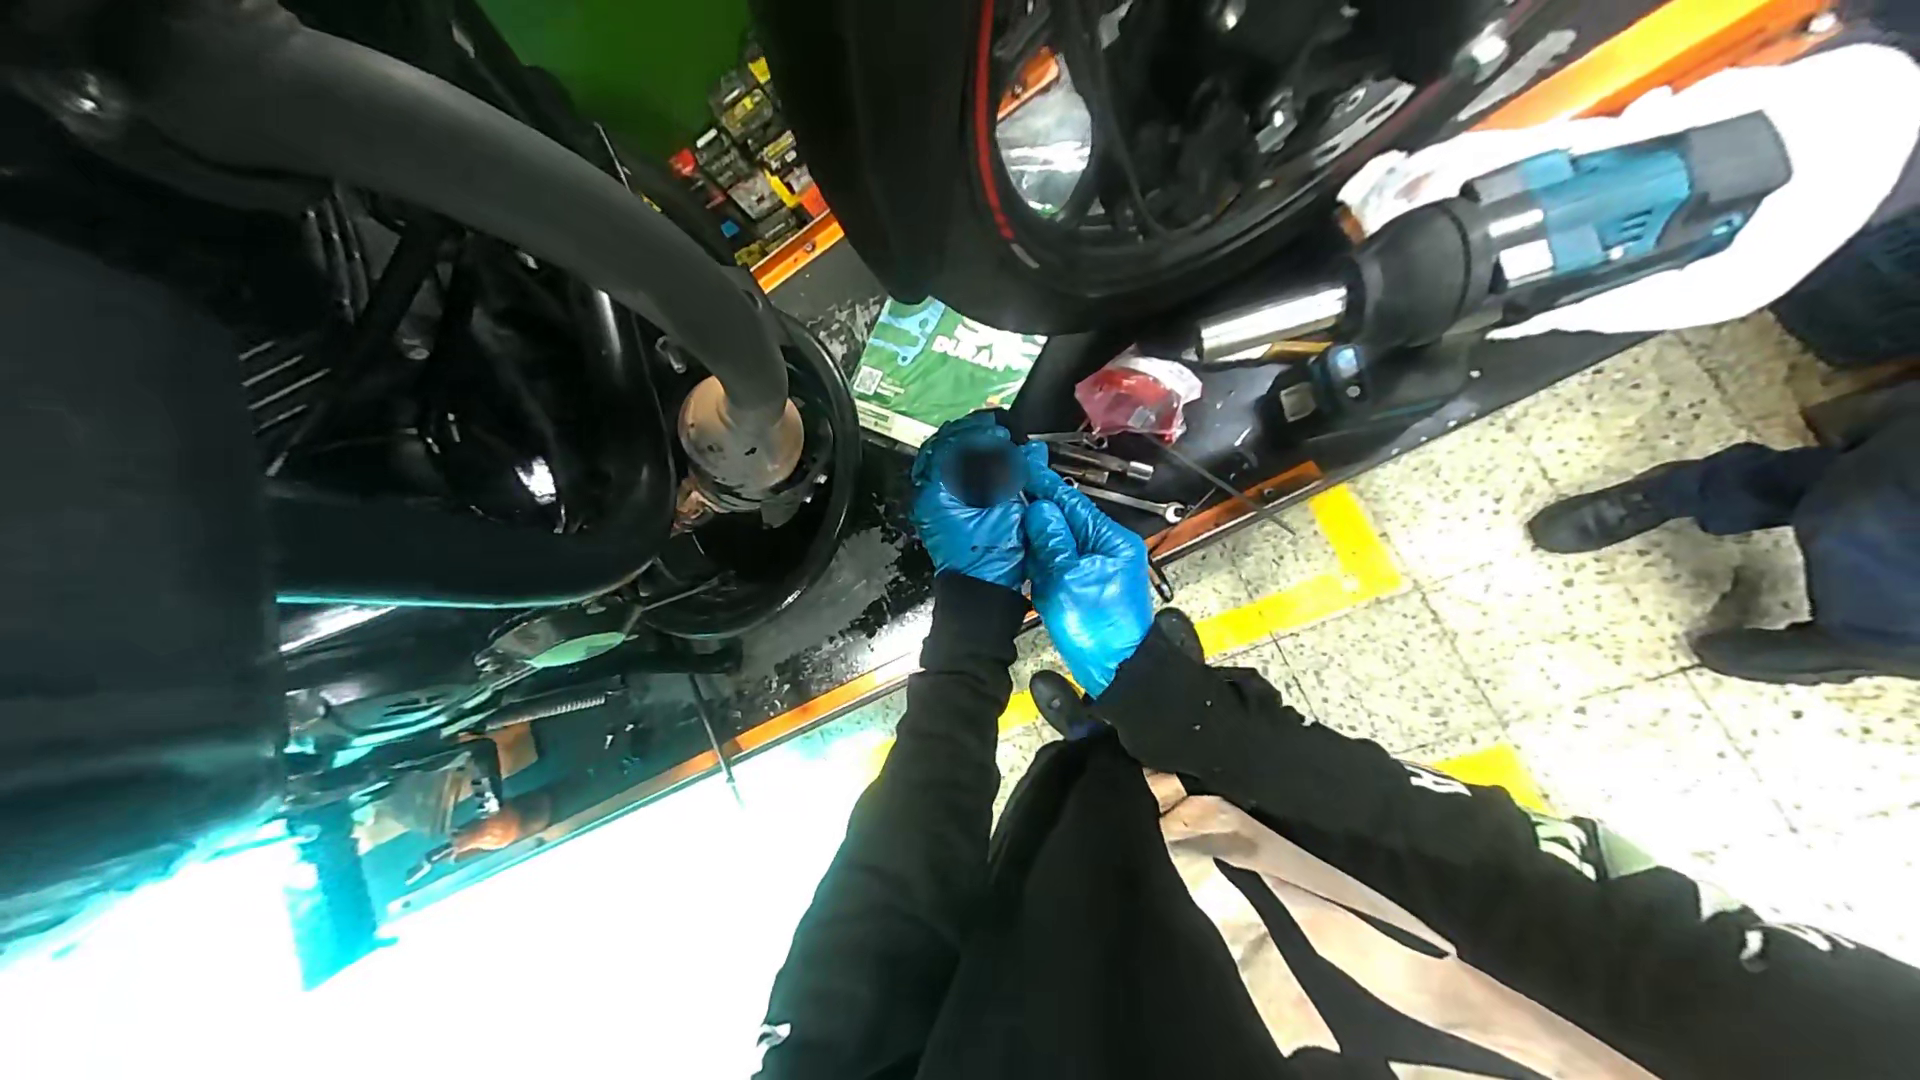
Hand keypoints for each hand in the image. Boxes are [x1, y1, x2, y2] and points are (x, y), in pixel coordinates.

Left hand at [909, 413, 1047, 588]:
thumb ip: (1017, 474)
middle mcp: (927, 493)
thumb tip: (1030, 450)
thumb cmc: (992, 557)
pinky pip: (947, 480)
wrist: (980, 592)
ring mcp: (931, 503)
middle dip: (971, 436)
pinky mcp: (940, 513)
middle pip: (943, 447)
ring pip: (943, 462)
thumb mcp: (1009, 509)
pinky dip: (964, 469)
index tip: (1002, 431)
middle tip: (995, 433)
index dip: (980, 430)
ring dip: (967, 450)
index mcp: (938, 489)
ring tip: (991, 447)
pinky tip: (984, 468)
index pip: (954, 442)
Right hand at [1022, 470, 1153, 696]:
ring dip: (1035, 533)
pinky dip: (1040, 557)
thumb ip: (1052, 541)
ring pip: (1058, 540)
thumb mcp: (1070, 578)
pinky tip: (1023, 551)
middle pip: (1064, 518)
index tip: (1021, 466)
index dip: (1044, 484)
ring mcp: (1093, 568)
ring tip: (1009, 516)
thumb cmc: (1100, 628)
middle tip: (1007, 489)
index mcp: (1109, 539)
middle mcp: (1104, 548)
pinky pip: (1057, 563)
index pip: (1071, 501)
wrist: (1116, 673)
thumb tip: (1039, 508)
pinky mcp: (1082, 586)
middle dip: (1036, 507)